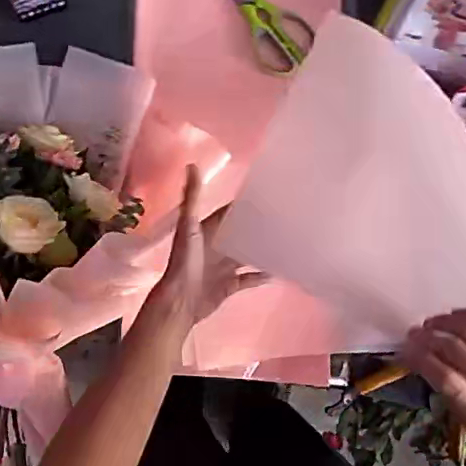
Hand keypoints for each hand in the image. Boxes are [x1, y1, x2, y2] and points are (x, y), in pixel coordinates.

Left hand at [133, 166, 268, 340]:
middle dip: (257, 229)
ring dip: (261, 252)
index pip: (228, 215)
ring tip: (284, 244)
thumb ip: (192, 197)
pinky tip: (277, 272)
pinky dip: (260, 277)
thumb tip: (192, 165)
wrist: (181, 299)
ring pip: (246, 257)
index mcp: (207, 231)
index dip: (244, 207)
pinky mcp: (228, 286)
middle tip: (283, 221)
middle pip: (240, 235)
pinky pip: (248, 279)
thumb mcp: (189, 225)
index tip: (266, 198)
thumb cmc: (185, 261)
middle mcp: (215, 248)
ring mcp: (222, 268)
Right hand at [401, 308, 465, 455]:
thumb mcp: (465, 419)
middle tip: (414, 333)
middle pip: (457, 349)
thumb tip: (421, 357)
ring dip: (448, 322)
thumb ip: (445, 388)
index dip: (421, 359)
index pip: (445, 377)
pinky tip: (459, 315)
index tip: (406, 348)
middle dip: (429, 337)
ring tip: (432, 322)